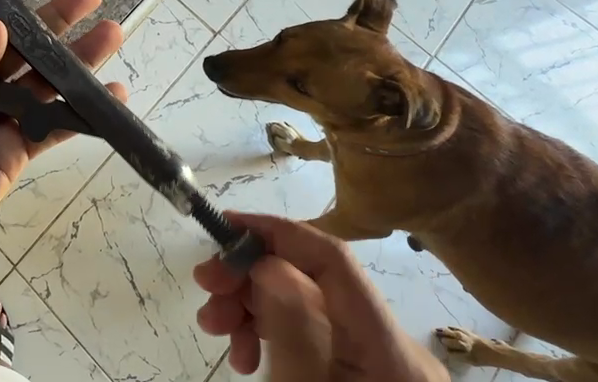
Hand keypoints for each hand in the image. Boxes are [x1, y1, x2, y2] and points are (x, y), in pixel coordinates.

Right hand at [192, 213, 446, 381]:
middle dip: (250, 278)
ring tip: (215, 331)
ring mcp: (381, 368)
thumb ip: (291, 327)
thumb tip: (269, 261)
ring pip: (306, 307)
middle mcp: (394, 350)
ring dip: (252, 307)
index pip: (334, 260)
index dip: (276, 232)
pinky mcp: (364, 380)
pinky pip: (313, 337)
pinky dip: (270, 334)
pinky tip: (244, 354)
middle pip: (314, 282)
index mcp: (392, 351)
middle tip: (204, 290)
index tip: (220, 229)